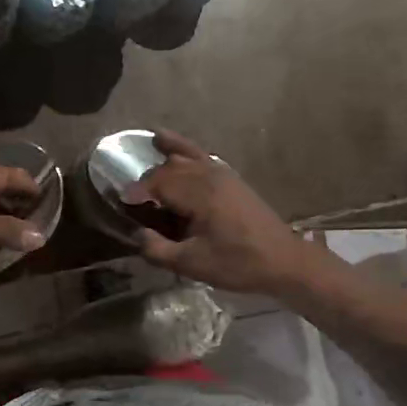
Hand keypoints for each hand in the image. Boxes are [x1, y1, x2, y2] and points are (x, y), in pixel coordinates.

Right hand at [125, 130, 315, 293]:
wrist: (283, 261)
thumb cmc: (237, 263)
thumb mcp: (191, 264)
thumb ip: (157, 250)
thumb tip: (138, 234)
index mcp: (199, 194)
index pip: (158, 183)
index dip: (137, 191)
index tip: (123, 202)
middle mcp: (209, 176)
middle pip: (170, 168)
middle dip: (149, 178)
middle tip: (135, 195)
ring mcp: (223, 174)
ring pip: (187, 156)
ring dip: (167, 154)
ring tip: (152, 142)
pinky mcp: (232, 179)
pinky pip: (203, 156)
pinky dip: (187, 149)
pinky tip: (178, 149)